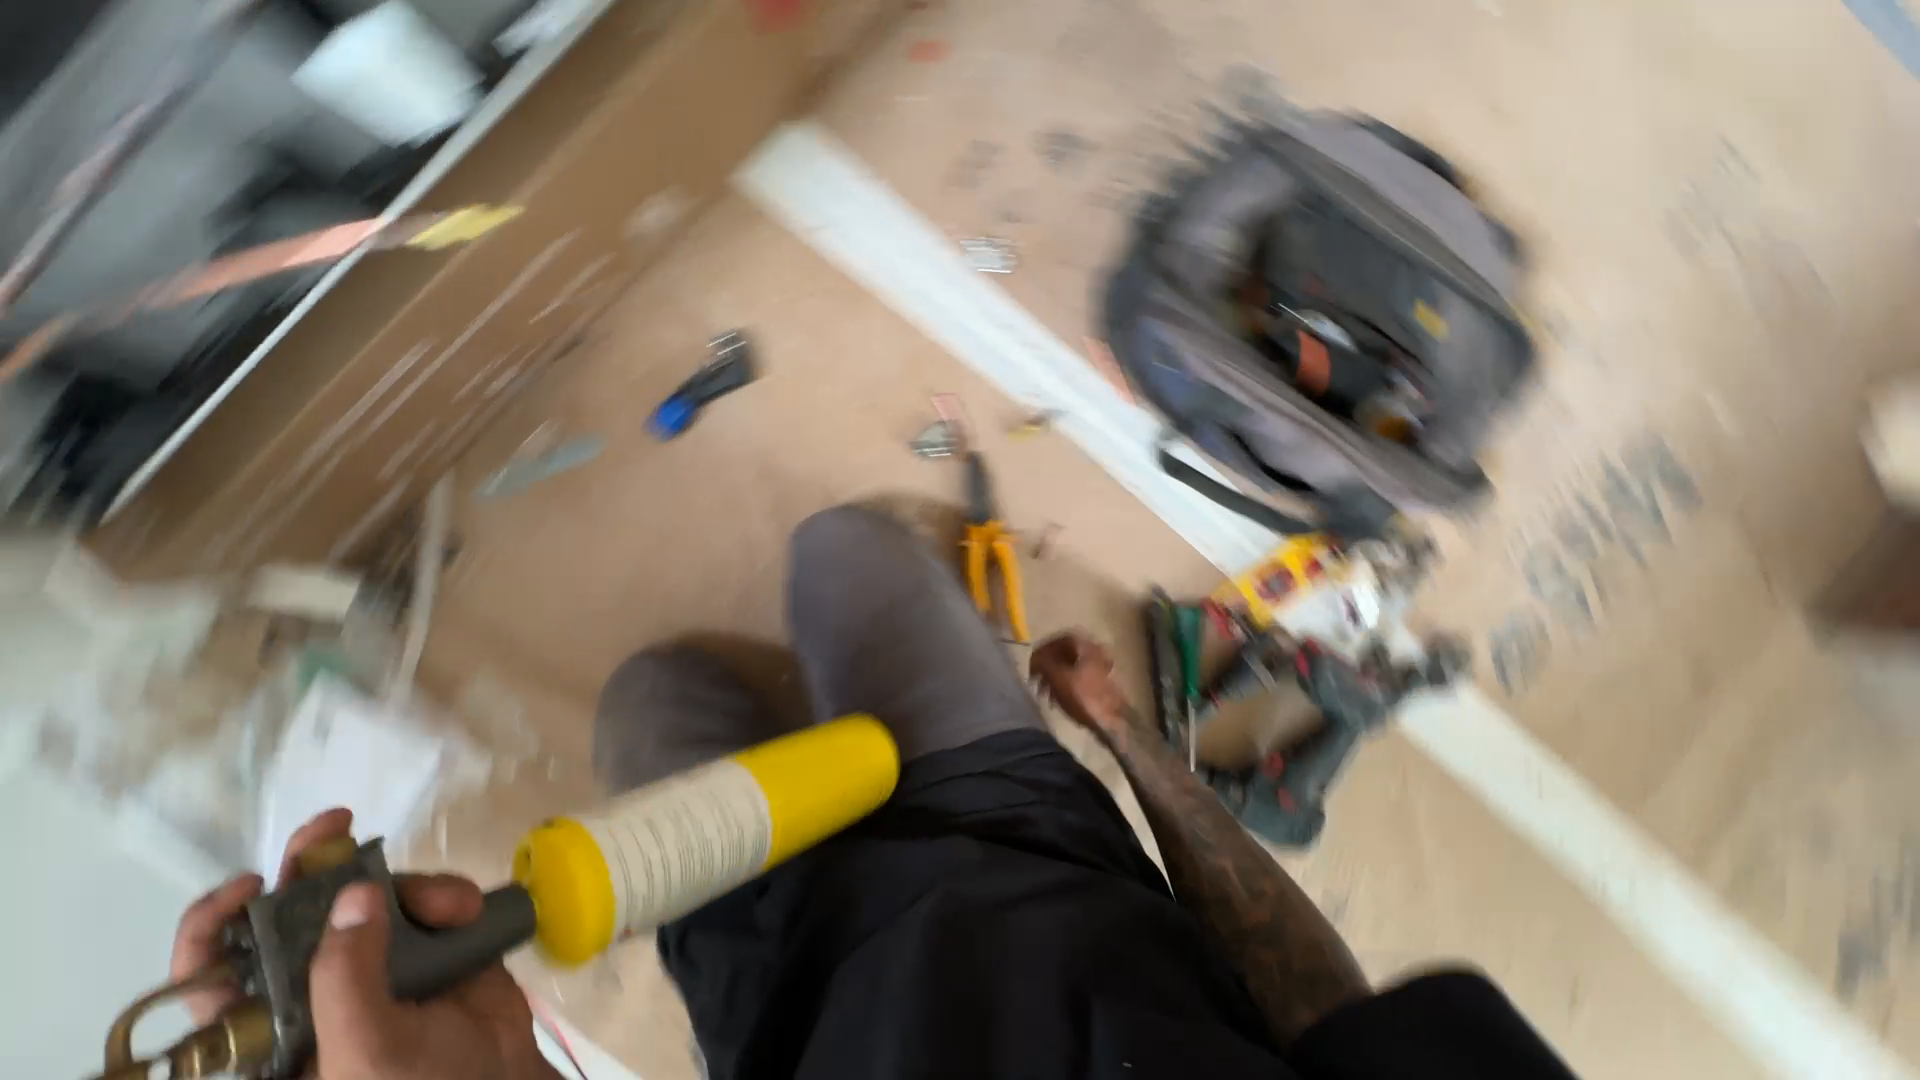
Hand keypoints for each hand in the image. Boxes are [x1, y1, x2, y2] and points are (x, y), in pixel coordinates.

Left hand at [167, 808, 559, 1079]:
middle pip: (297, 913)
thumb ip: (347, 976)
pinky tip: (467, 909)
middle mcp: (315, 986)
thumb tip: (355, 893)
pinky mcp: (429, 942)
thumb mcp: (364, 1047)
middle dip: (316, 866)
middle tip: (337, 824)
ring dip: (413, 889)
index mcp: (273, 1026)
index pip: (213, 973)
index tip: (252, 881)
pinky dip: (448, 894)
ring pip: (372, 897)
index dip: (217, 924)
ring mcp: (375, 960)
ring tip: (453, 907)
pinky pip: (426, 898)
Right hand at [1028, 633, 1147, 744]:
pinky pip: (1078, 679)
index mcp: (1087, 646)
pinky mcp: (1100, 685)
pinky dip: (1064, 685)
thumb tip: (1035, 657)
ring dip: (1054, 677)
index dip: (1044, 648)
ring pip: (1071, 666)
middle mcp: (1096, 653)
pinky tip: (1056, 699)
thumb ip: (1043, 663)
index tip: (1033, 662)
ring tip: (1043, 692)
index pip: (1062, 638)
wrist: (1112, 723)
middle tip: (1035, 678)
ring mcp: (1100, 669)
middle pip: (1066, 652)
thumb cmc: (1084, 697)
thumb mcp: (1058, 678)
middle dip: (1048, 665)